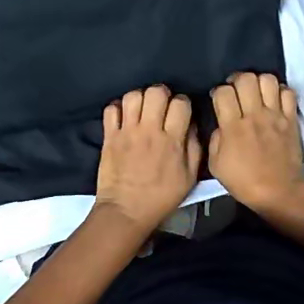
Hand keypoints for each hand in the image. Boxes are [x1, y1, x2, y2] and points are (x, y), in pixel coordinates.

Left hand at [93, 84, 202, 232]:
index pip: (180, 103)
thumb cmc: (161, 197)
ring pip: (132, 96)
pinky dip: (118, 108)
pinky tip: (124, 118)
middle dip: (162, 94)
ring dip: (140, 99)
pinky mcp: (109, 137)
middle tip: (161, 107)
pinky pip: (111, 109)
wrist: (126, 211)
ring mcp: (126, 132)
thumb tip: (192, 125)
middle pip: (156, 92)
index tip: (180, 112)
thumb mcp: (189, 178)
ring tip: (142, 111)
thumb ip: (194, 148)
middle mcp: (148, 131)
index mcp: (171, 140)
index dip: (183, 103)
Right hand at [208, 72, 303, 213]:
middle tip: (236, 91)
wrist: (278, 191)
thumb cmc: (243, 181)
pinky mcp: (291, 119)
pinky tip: (273, 101)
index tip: (219, 100)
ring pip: (267, 80)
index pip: (223, 92)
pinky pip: (287, 92)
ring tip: (255, 93)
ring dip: (258, 82)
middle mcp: (254, 115)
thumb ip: (215, 139)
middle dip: (237, 80)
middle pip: (246, 79)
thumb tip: (221, 125)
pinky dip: (279, 91)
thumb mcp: (215, 165)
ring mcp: (275, 115)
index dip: (218, 92)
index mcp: (233, 127)